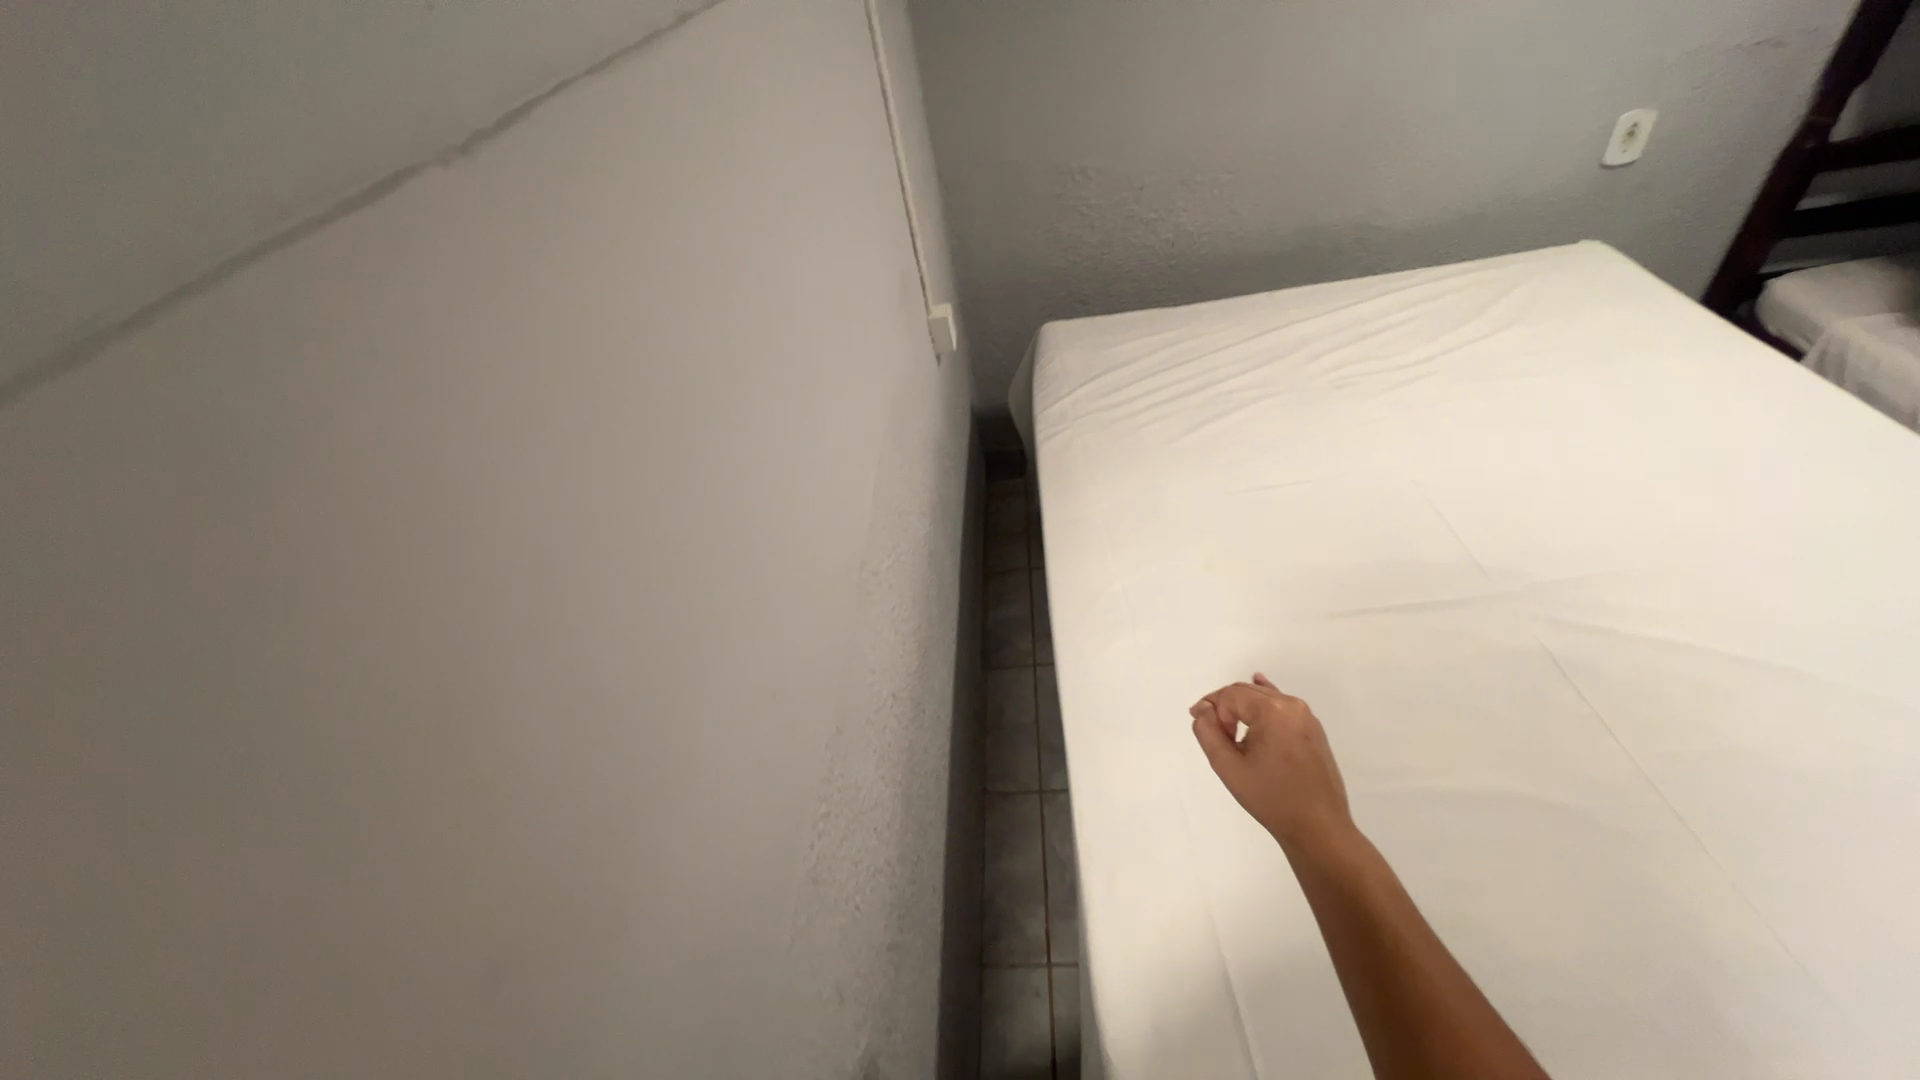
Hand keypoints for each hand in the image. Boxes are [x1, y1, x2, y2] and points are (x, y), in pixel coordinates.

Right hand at [1191, 674, 1354, 852]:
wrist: (1317, 826)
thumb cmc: (1270, 798)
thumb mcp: (1228, 766)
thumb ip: (1207, 732)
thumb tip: (1202, 709)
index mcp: (1272, 710)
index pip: (1229, 695)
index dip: (1212, 710)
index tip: (1208, 735)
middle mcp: (1292, 705)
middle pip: (1246, 691)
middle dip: (1225, 707)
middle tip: (1214, 735)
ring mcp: (1306, 716)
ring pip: (1263, 698)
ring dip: (1242, 709)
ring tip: (1230, 734)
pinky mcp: (1313, 729)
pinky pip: (1281, 707)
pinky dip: (1264, 703)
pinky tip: (1259, 692)